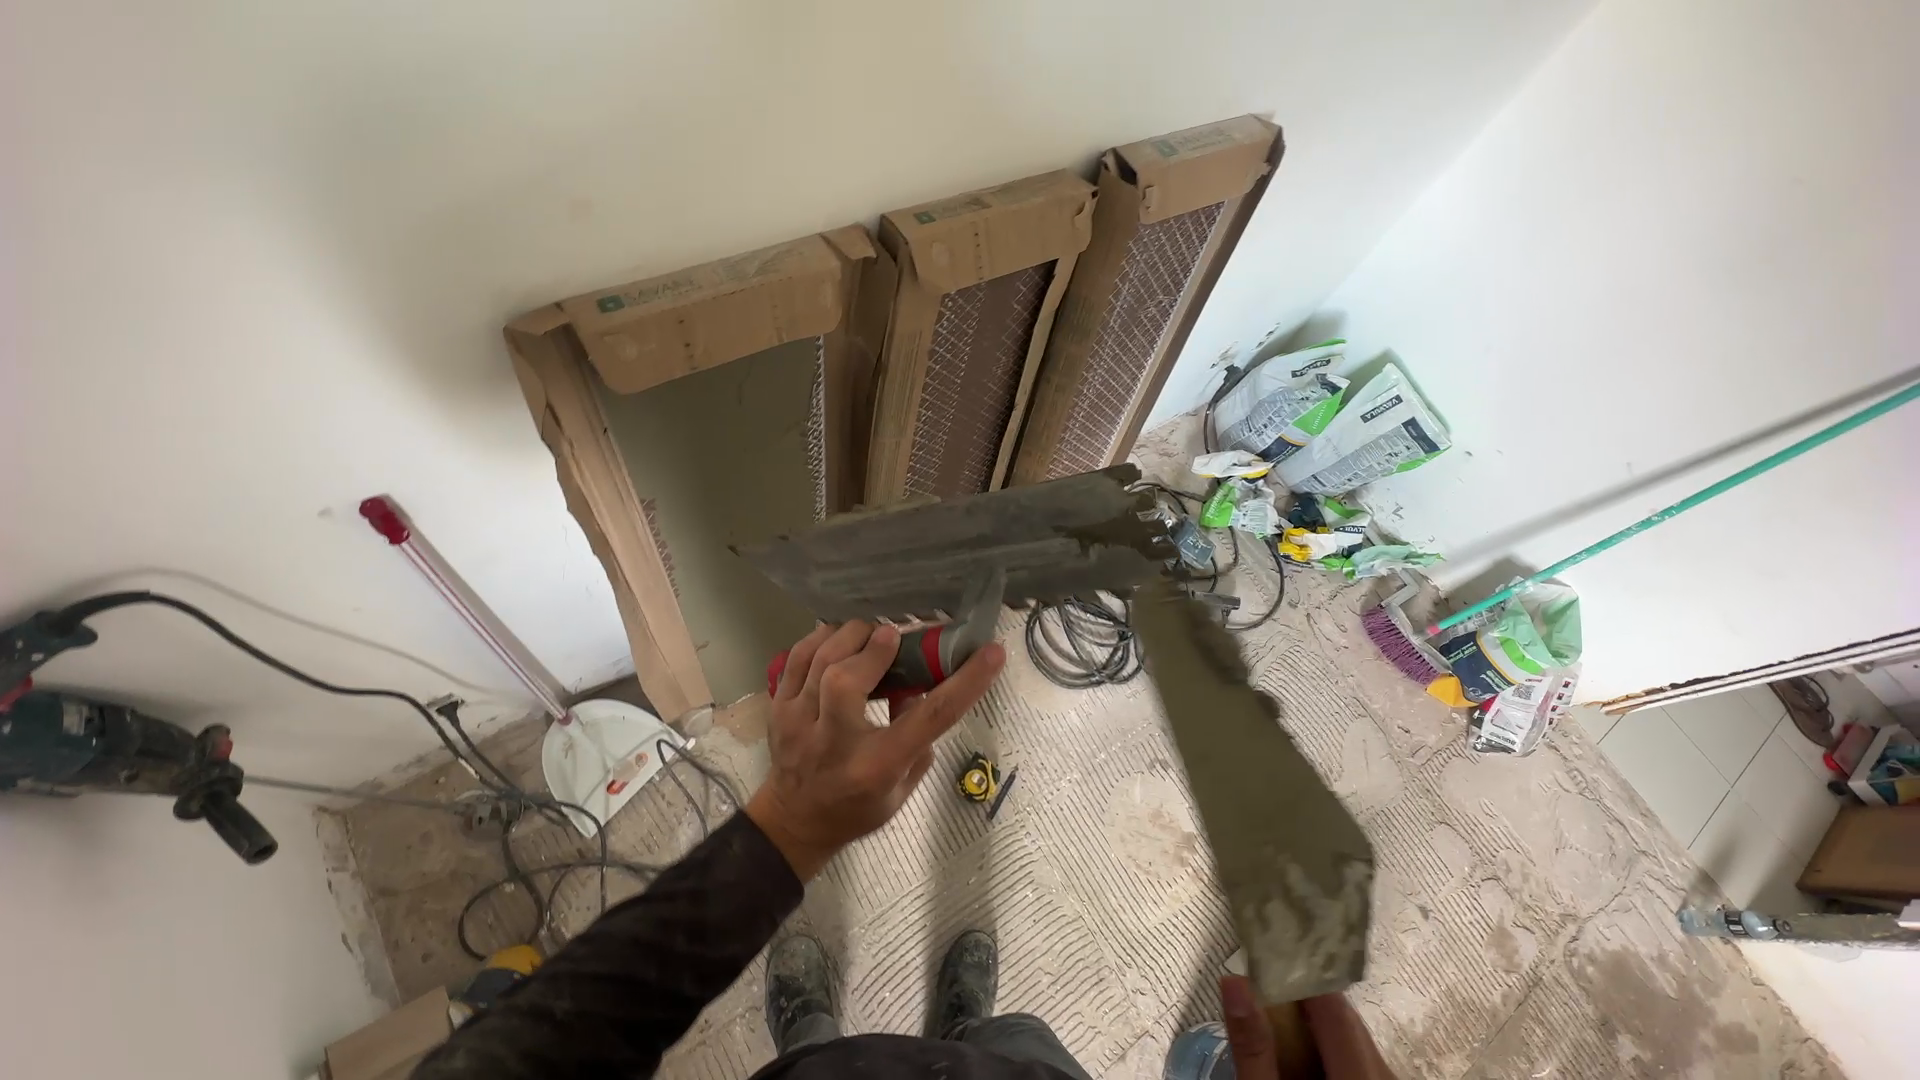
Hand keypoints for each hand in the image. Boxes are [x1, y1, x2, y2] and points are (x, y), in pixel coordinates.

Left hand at [745, 621, 1005, 879]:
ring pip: (817, 663)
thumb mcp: (903, 790)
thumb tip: (920, 689)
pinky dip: (818, 640)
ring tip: (869, 632)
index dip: (966, 682)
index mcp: (877, 766)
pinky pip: (795, 660)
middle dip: (873, 648)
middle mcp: (834, 742)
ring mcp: (798, 722)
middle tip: (894, 634)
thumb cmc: (858, 808)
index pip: (929, 718)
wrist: (794, 822)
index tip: (991, 652)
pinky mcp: (778, 708)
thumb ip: (919, 742)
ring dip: (848, 637)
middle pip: (846, 681)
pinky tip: (837, 637)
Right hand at [1220, 975, 1395, 1078]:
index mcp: (1362, 1078)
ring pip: (1357, 1045)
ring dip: (1319, 1033)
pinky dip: (1335, 1058)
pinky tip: (1307, 1066)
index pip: (1334, 1005)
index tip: (1266, 958)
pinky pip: (1365, 1067)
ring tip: (1278, 1032)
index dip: (1300, 976)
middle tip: (1262, 995)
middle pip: (1347, 1024)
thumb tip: (1234, 979)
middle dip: (1305, 1006)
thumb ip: (1253, 1047)